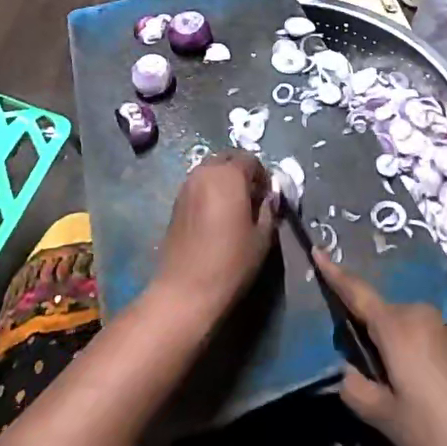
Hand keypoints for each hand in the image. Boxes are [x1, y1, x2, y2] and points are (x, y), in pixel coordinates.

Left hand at [150, 152, 277, 317]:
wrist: (186, 288)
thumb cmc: (231, 262)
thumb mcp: (262, 237)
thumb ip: (269, 209)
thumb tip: (270, 196)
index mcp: (229, 175)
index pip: (250, 159)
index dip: (262, 175)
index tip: (267, 196)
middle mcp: (205, 171)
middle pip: (227, 159)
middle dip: (242, 172)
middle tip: (252, 198)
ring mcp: (187, 184)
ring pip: (210, 169)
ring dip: (224, 180)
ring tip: (234, 207)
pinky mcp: (177, 200)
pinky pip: (198, 183)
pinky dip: (210, 189)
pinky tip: (215, 216)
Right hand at [316, 248, 446, 445]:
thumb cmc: (439, 431)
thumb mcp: (389, 418)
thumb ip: (357, 390)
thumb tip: (346, 372)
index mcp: (397, 325)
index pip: (357, 292)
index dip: (334, 273)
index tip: (316, 248)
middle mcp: (418, 315)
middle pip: (378, 312)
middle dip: (360, 327)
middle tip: (344, 353)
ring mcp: (442, 330)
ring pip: (398, 328)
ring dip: (384, 345)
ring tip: (375, 377)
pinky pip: (418, 340)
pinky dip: (404, 353)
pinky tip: (404, 385)